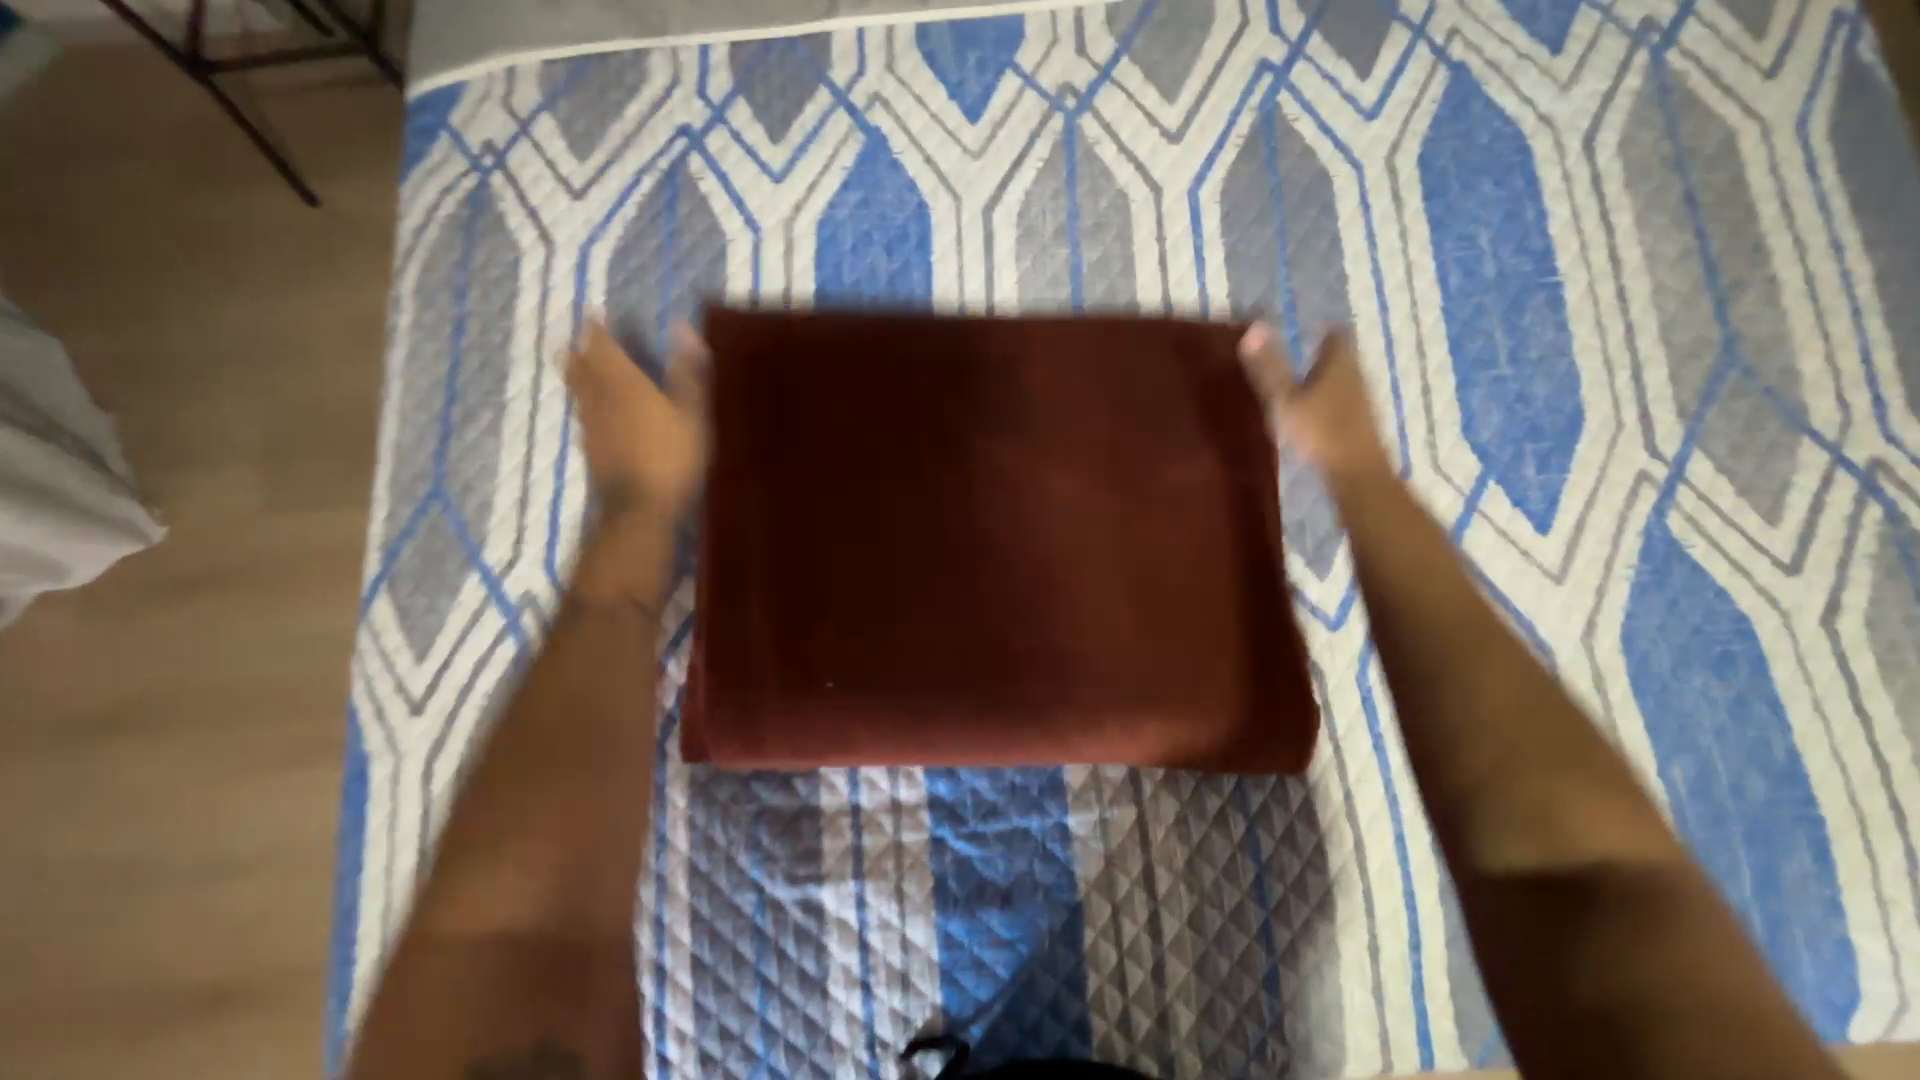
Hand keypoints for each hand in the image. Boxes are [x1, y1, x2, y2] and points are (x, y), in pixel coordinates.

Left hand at [566, 319, 708, 525]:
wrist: (640, 508)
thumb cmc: (672, 457)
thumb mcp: (692, 413)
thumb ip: (687, 372)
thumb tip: (682, 327)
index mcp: (624, 383)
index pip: (602, 346)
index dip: (596, 329)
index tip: (592, 314)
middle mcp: (600, 397)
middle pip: (580, 366)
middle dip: (578, 349)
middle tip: (576, 336)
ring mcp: (591, 425)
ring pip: (577, 390)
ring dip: (576, 373)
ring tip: (575, 362)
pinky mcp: (590, 448)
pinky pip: (583, 414)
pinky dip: (584, 402)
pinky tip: (590, 408)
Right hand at [1238, 323, 1390, 481]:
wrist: (1357, 471)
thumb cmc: (1321, 430)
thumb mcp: (1286, 399)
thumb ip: (1270, 367)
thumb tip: (1252, 328)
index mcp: (1338, 361)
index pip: (1335, 333)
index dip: (1320, 328)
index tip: (1302, 328)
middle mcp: (1356, 373)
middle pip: (1341, 354)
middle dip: (1322, 352)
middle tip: (1296, 351)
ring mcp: (1362, 398)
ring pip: (1343, 377)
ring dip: (1325, 377)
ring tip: (1300, 380)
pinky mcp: (1361, 421)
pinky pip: (1344, 399)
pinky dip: (1329, 398)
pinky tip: (1314, 411)